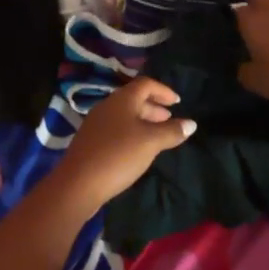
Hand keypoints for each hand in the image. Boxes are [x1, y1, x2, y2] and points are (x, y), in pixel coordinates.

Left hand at [55, 76, 195, 210]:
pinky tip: (136, 150)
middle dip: (154, 107)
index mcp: (122, 99)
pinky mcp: (90, 142)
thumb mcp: (150, 142)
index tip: (177, 102)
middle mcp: (108, 106)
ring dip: (142, 121)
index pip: (146, 84)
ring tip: (156, 136)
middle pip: (134, 99)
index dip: (163, 90)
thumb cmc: (118, 155)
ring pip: (124, 115)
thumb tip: (191, 123)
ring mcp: (96, 124)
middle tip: (169, 120)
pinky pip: (115, 129)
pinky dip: (130, 133)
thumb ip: (171, 131)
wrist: (77, 185)